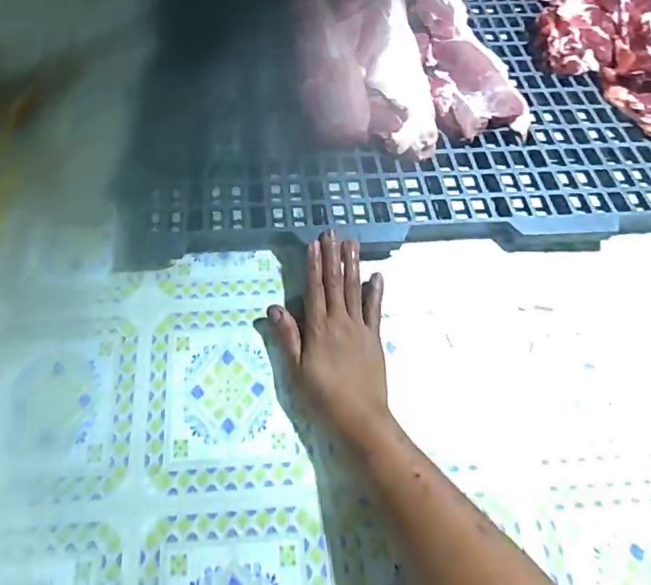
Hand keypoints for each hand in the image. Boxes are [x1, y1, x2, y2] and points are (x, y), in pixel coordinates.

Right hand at [267, 232, 389, 448]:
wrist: (361, 419)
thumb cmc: (323, 397)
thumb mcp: (297, 371)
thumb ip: (288, 337)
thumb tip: (274, 307)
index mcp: (318, 329)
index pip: (314, 289)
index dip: (313, 265)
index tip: (314, 243)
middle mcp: (339, 322)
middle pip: (335, 283)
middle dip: (332, 256)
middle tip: (332, 231)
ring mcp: (359, 328)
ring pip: (355, 290)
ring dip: (352, 264)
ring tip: (352, 242)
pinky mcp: (374, 338)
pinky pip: (374, 310)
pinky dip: (375, 291)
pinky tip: (377, 275)